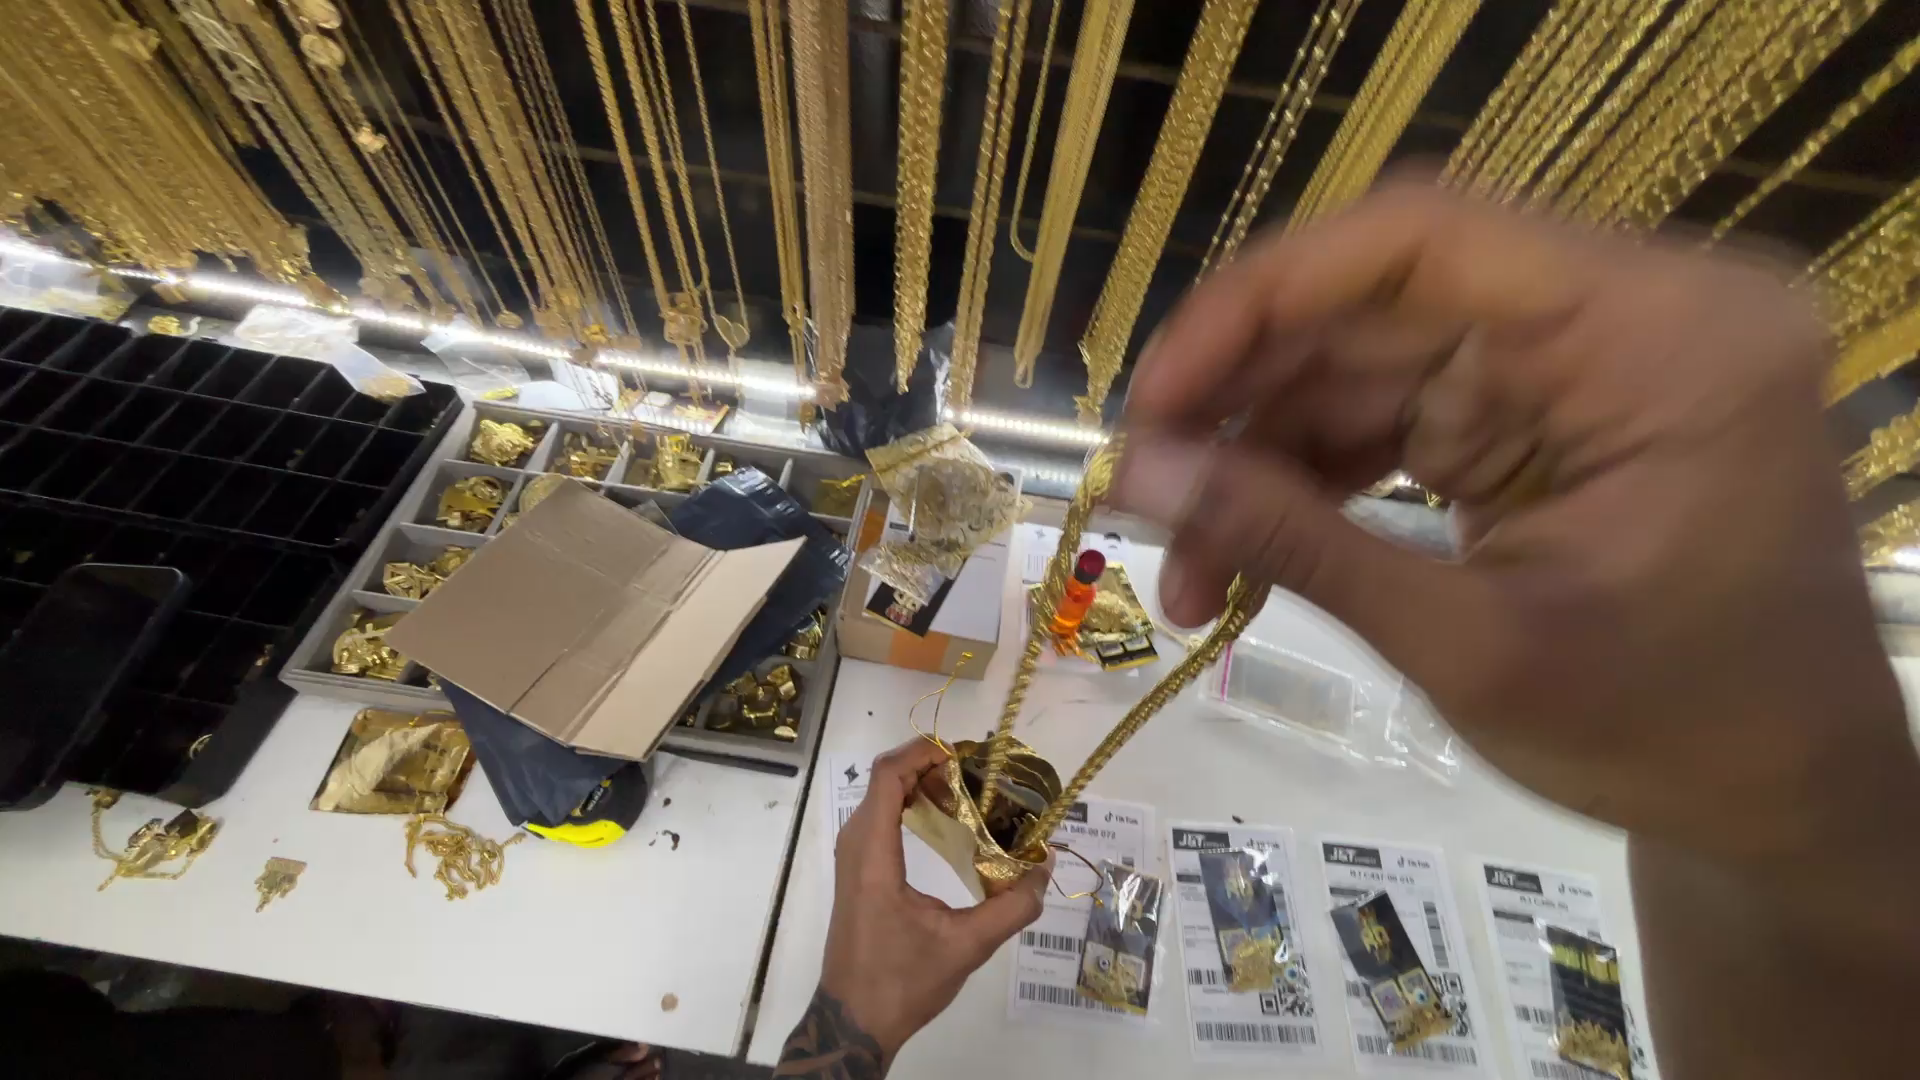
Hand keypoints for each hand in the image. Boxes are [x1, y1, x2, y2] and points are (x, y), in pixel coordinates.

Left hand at [816, 739, 1049, 1062]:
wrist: (852, 1020)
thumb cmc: (902, 982)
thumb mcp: (966, 948)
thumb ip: (1012, 907)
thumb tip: (1045, 866)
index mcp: (874, 855)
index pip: (887, 776)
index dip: (923, 753)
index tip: (964, 756)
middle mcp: (856, 843)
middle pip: (885, 776)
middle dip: (929, 762)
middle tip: (976, 773)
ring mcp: (852, 853)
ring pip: (881, 792)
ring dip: (920, 780)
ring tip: (966, 790)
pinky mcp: (857, 865)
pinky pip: (879, 812)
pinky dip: (909, 800)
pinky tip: (944, 819)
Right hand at [1111, 183, 1917, 867]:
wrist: (1763, 797)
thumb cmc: (1658, 732)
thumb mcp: (1458, 644)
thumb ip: (1288, 543)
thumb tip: (1129, 474)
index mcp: (1649, 336)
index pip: (1415, 241)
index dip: (1258, 301)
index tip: (1154, 397)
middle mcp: (1599, 317)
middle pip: (1358, 308)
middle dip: (1232, 407)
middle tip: (1139, 491)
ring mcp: (1544, 366)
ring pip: (1338, 375)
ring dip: (1246, 470)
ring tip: (1185, 575)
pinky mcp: (1500, 417)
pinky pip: (1358, 425)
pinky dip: (1286, 492)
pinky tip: (1235, 568)